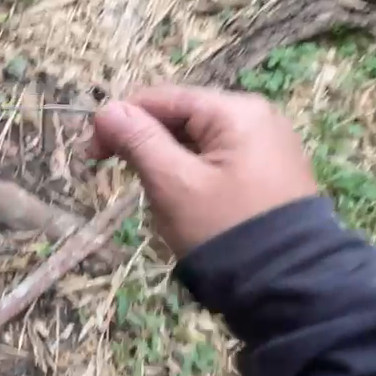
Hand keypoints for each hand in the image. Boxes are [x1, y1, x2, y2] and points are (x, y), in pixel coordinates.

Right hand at [88, 85, 316, 256]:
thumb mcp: (172, 181)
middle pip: (177, 114)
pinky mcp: (262, 167)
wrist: (282, 277)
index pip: (161, 98)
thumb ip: (138, 141)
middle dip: (140, 139)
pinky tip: (176, 193)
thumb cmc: (220, 224)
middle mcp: (254, 117)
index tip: (92, 155)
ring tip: (150, 189)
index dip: (119, 120)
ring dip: (159, 156)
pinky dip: (183, 167)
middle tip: (115, 173)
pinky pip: (210, 154)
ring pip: (191, 136)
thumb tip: (106, 110)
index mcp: (235, 112)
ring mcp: (262, 142)